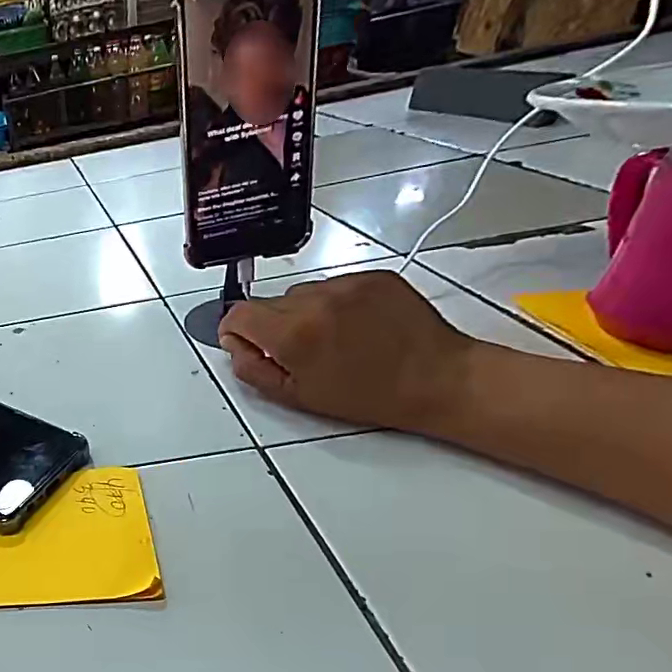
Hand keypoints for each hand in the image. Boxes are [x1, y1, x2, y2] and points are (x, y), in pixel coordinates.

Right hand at [216, 269, 479, 432]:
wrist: (437, 378)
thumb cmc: (366, 395)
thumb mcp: (292, 395)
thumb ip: (250, 368)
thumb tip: (235, 345)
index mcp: (292, 333)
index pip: (237, 314)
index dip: (234, 331)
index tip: (245, 344)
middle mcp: (316, 301)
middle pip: (267, 304)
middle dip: (271, 326)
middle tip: (296, 351)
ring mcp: (347, 284)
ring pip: (299, 293)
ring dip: (302, 312)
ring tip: (329, 338)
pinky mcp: (372, 276)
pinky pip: (332, 284)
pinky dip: (332, 303)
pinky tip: (352, 325)